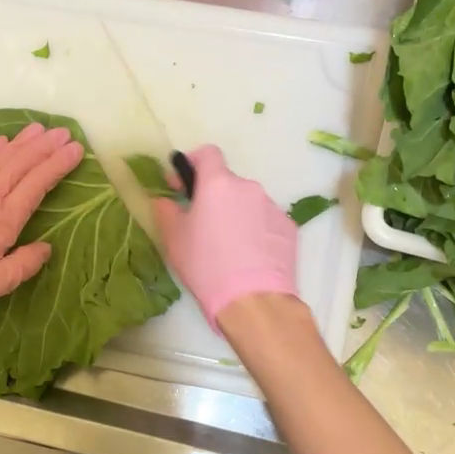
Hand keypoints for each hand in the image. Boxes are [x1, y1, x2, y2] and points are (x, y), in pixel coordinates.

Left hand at [0, 123, 83, 329]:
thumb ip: (23, 264)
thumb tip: (46, 247)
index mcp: (2, 223)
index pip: (36, 186)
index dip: (56, 166)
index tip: (75, 150)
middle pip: (18, 167)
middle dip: (43, 148)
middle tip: (63, 132)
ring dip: (19, 144)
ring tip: (38, 129)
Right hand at [151, 145, 299, 328]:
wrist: (253, 300)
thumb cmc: (206, 265)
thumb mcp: (174, 239)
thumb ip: (166, 211)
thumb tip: (166, 200)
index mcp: (218, 184)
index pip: (207, 154)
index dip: (193, 163)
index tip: (183, 185)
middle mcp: (249, 188)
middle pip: (228, 184)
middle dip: (215, 199)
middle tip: (203, 228)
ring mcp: (273, 207)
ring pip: (248, 204)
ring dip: (236, 216)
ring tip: (229, 249)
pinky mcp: (288, 228)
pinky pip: (265, 223)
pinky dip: (256, 232)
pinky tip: (249, 258)